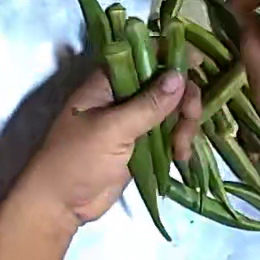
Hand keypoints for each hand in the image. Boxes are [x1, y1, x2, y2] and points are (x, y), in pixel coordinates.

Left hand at [10, 68, 202, 231]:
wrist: (59, 205)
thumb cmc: (76, 159)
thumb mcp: (113, 129)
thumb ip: (149, 104)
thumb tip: (179, 75)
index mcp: (109, 80)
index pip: (146, 53)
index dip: (172, 54)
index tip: (199, 64)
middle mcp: (125, 93)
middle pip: (168, 81)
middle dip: (185, 99)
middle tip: (189, 120)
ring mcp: (135, 118)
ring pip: (174, 107)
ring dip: (185, 124)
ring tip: (181, 149)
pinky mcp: (143, 142)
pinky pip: (171, 130)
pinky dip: (180, 140)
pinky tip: (181, 157)